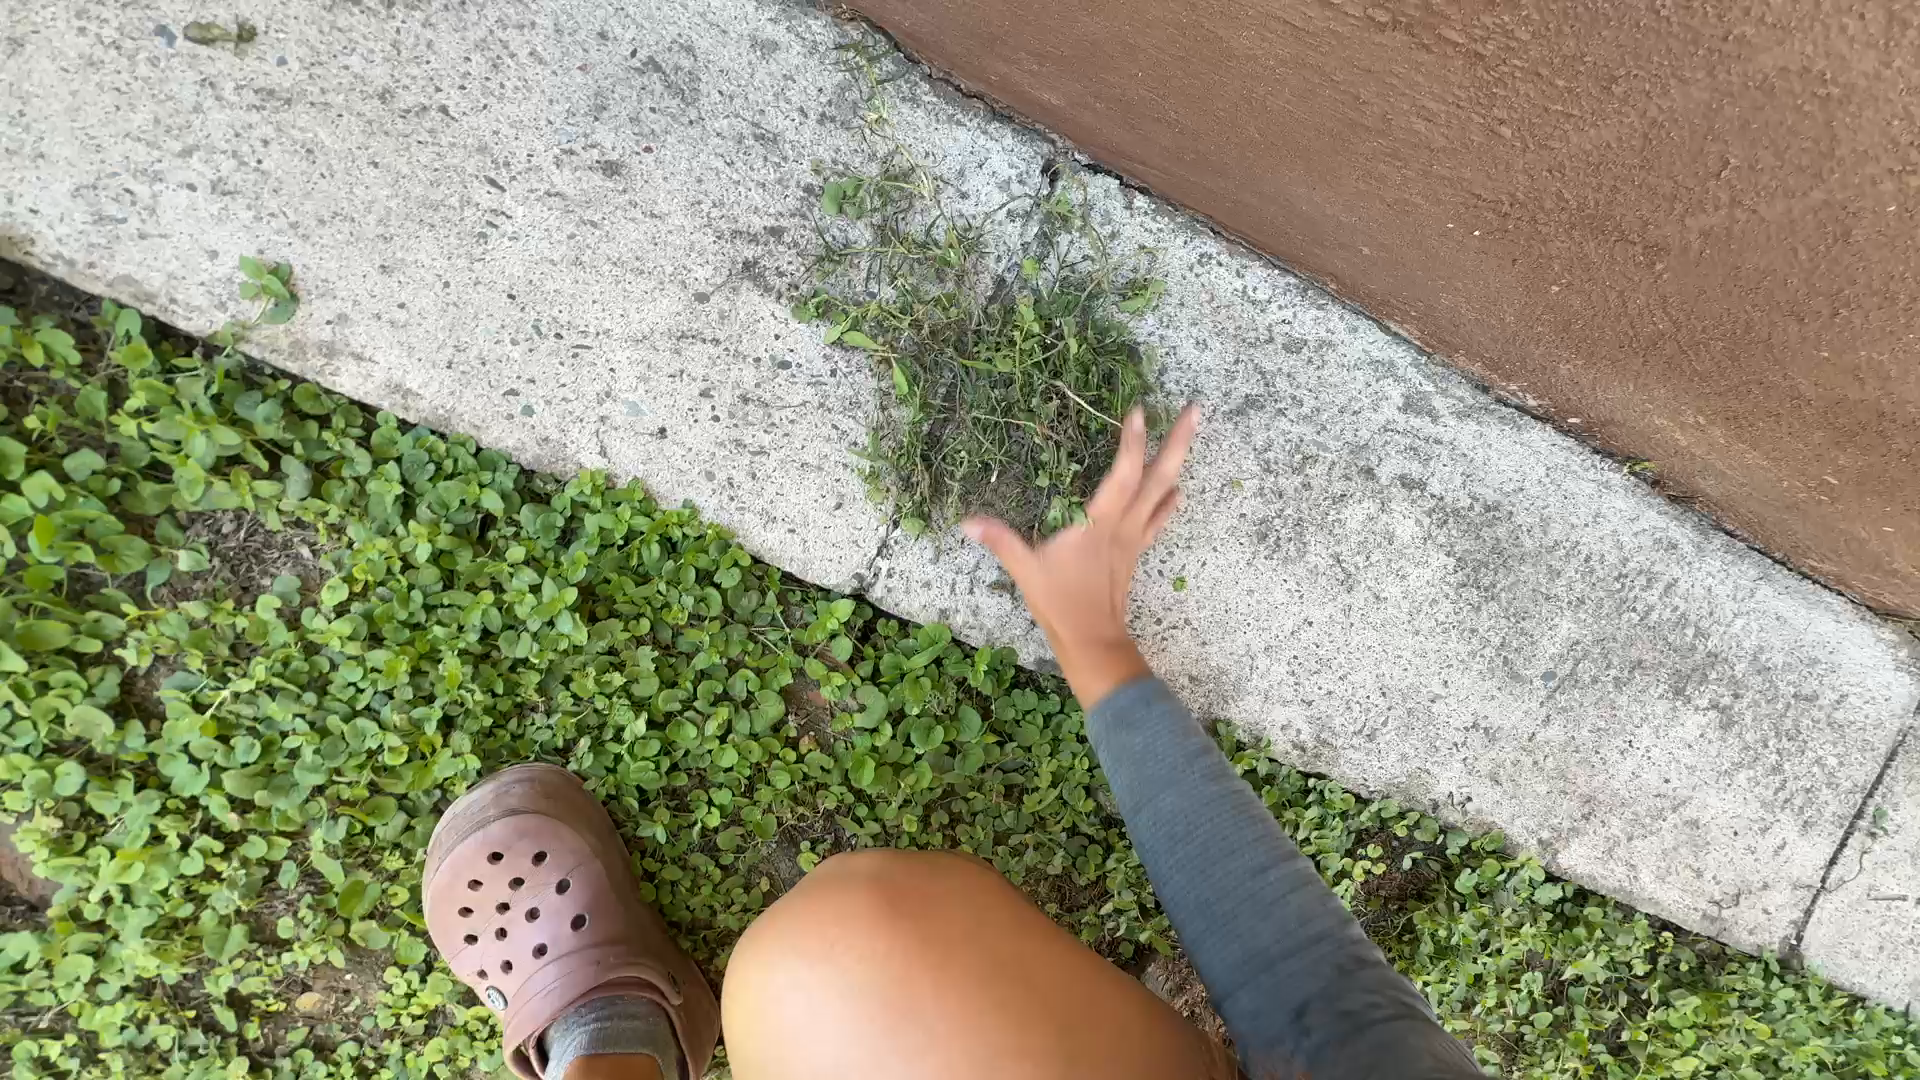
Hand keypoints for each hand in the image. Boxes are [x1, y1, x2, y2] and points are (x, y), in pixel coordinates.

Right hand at [963, 404, 1199, 709]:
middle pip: (1159, 476)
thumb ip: (999, 541)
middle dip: (1178, 441)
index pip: (1123, 474)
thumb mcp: (1025, 570)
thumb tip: (966, 522)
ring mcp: (1135, 537)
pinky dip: (1169, 501)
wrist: (1094, 640)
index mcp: (1099, 522)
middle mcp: (1124, 524)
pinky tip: (1178, 490)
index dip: (1132, 442)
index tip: (1139, 410)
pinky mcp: (1135, 551)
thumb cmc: (1060, 604)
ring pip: (1164, 492)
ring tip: (1192, 431)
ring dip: (1179, 461)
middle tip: (1196, 408)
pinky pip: (1158, 518)